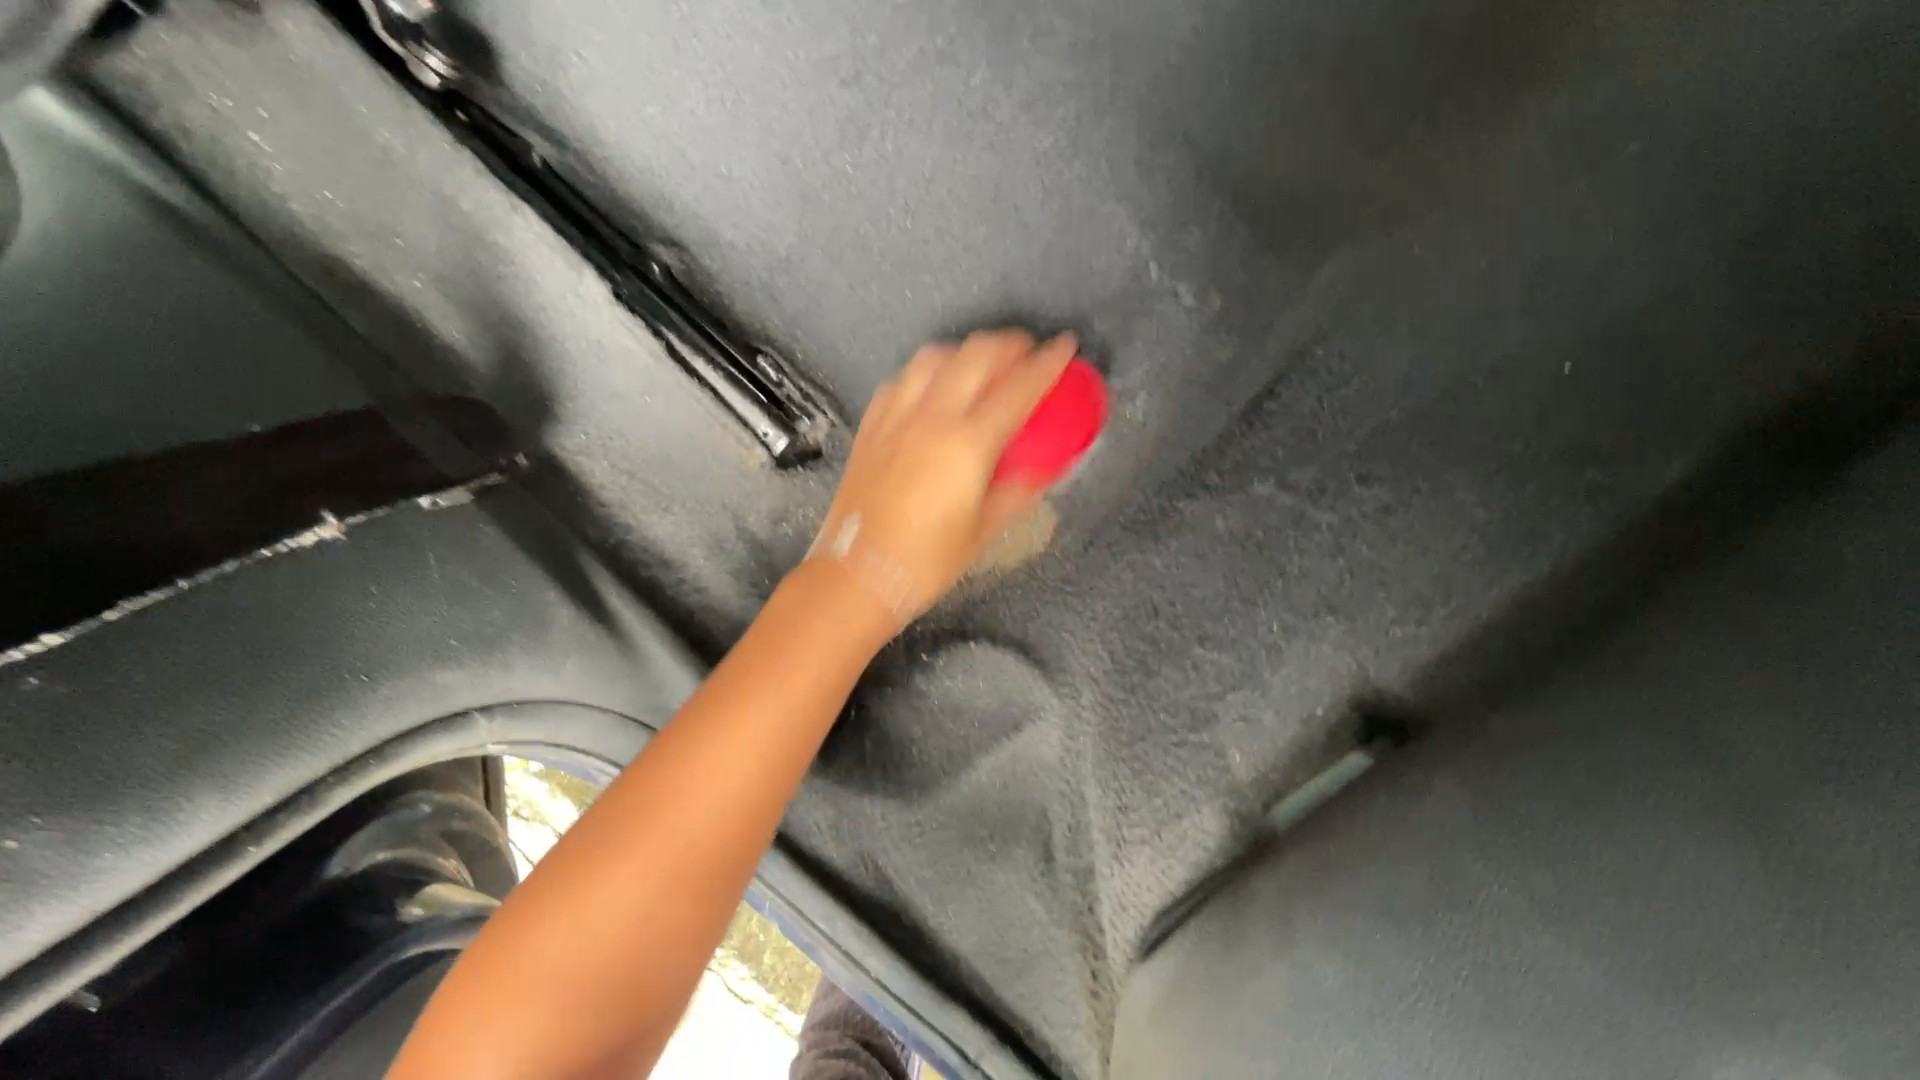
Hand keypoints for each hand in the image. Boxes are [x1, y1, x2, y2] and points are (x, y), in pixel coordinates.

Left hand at [812, 328, 1078, 621]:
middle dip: (1008, 344)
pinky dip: (924, 372)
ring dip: (964, 351)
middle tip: (1026, 351)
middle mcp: (931, 420)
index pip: (1019, 388)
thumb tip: (1040, 471)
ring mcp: (896, 418)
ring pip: (933, 356)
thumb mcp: (983, 531)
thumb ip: (1016, 492)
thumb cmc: (921, 562)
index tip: (1063, 348)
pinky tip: (930, 385)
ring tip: (980, 361)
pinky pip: (900, 380)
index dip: (1047, 363)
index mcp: (967, 445)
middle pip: (976, 355)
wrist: (859, 575)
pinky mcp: (871, 427)